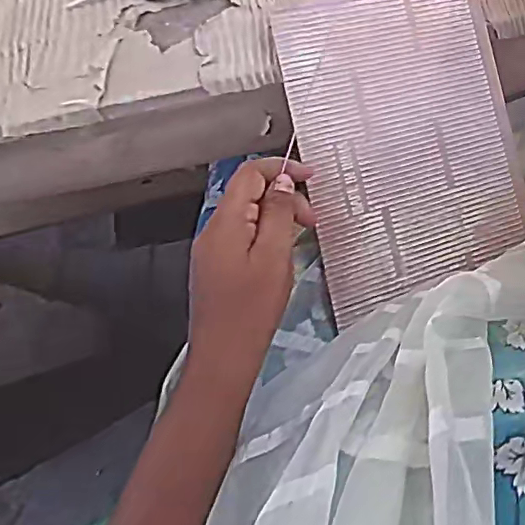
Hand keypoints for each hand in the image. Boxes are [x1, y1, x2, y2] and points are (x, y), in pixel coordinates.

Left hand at [188, 157, 315, 361]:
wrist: (224, 355)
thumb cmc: (252, 308)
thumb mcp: (274, 255)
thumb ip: (278, 213)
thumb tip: (282, 183)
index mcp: (225, 223)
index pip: (249, 174)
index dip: (281, 168)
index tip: (310, 176)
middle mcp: (213, 230)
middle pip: (249, 193)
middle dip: (283, 196)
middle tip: (311, 219)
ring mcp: (212, 249)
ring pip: (248, 214)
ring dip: (277, 215)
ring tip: (301, 236)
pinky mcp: (217, 265)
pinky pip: (244, 234)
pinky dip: (267, 232)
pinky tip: (283, 251)